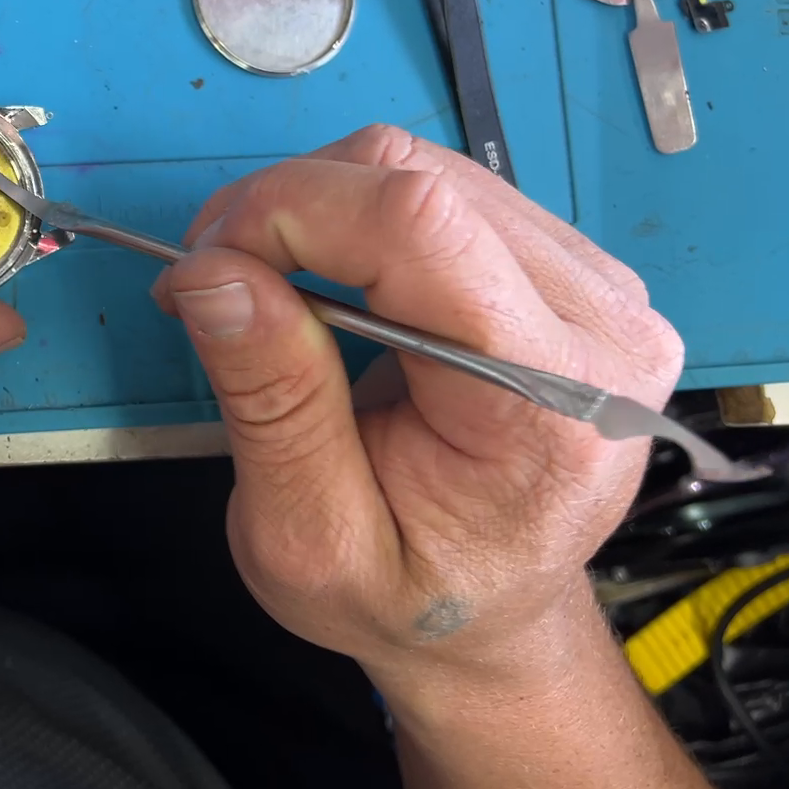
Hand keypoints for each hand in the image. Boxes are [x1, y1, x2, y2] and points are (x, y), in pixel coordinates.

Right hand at [154, 126, 682, 693]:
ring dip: (294, 207)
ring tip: (241, 283)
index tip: (195, 276)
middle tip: (202, 283)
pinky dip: (329, 214)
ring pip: (407, 166)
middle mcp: (593, 318)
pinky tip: (298, 276)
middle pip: (405, 177)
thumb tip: (207, 271)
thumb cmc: (392, 595)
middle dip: (270, 210)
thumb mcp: (303, 528)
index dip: (279, 216)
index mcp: (541, 397)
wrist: (482, 622)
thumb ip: (267, 398)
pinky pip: (419, 190)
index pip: (412, 224)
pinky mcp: (548, 271)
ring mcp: (581, 284)